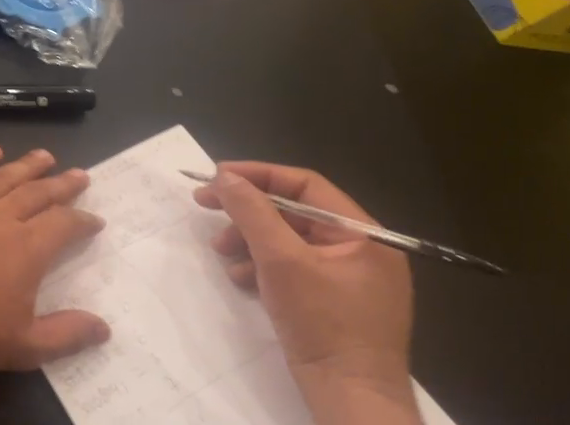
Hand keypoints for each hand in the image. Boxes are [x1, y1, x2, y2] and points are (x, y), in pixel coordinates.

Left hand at [0, 144, 108, 370]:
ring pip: (4, 177)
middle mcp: (1, 217)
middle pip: (37, 193)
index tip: (95, 219)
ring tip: (45, 155)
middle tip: (80, 174)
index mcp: (27, 249)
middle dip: (62, 184)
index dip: (82, 221)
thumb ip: (66, 334)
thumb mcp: (24, 346)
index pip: (63, 225)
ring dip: (27, 165)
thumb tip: (104, 326)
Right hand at [194, 164, 417, 421]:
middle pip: (292, 211)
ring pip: (286, 238)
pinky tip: (242, 278)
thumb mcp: (280, 259)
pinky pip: (291, 265)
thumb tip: (224, 175)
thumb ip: (251, 211)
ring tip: (222, 252)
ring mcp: (348, 277)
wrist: (349, 395)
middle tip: (204, 205)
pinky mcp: (332, 299)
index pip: (306, 185)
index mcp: (364, 235)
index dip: (257, 174)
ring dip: (248, 238)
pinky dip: (261, 264)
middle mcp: (361, 251)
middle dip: (246, 210)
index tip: (215, 176)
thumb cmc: (323, 322)